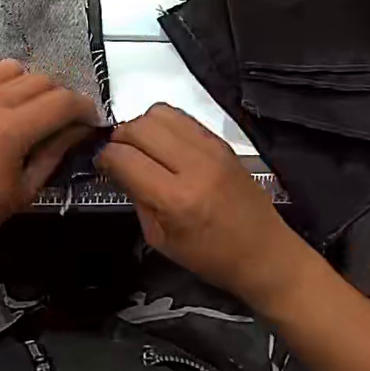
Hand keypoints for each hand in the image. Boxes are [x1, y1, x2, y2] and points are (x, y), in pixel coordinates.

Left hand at [0, 60, 98, 253]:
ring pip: (12, 67)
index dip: (85, 108)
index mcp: (10, 130)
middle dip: (60, 97)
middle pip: (42, 79)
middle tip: (60, 118)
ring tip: (25, 108)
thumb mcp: (23, 191)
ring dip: (28, 84)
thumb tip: (77, 130)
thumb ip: (55, 152)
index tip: (88, 119)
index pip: (64, 101)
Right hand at [97, 103, 308, 299]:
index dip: (104, 157)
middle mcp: (194, 166)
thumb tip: (115, 167)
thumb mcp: (159, 238)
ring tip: (141, 147)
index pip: (123, 157)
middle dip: (119, 138)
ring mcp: (211, 149)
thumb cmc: (211, 257)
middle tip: (119, 154)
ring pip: (158, 113)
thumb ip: (136, 196)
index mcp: (176, 199)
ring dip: (140, 126)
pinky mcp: (222, 142)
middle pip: (138, 128)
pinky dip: (163, 124)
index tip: (102, 165)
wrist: (266, 254)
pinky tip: (163, 144)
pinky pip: (181, 116)